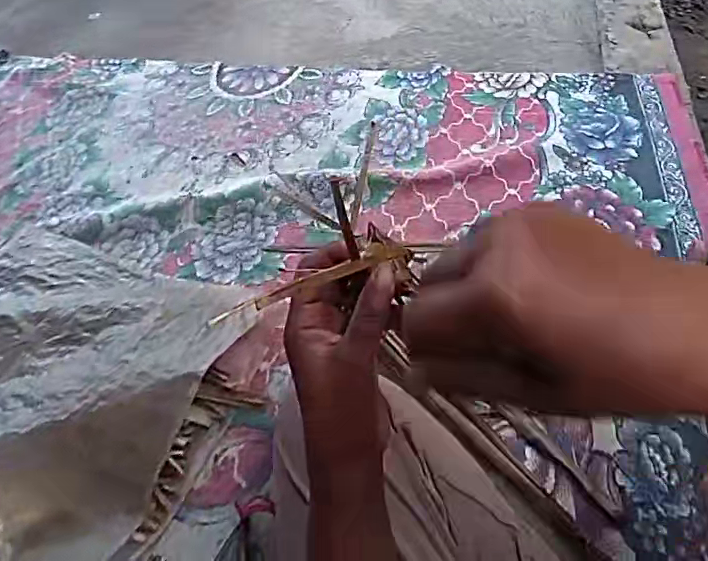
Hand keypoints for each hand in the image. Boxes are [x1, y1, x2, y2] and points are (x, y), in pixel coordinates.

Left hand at [283, 240, 398, 471]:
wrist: (350, 460)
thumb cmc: (341, 411)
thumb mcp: (355, 356)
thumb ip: (369, 311)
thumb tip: (384, 268)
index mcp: (303, 323)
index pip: (312, 273)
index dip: (335, 255)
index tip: (366, 247)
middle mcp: (318, 324)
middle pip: (335, 279)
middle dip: (361, 265)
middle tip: (393, 258)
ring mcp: (338, 335)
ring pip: (354, 295)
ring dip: (375, 283)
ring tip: (403, 274)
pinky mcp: (357, 346)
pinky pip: (367, 313)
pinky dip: (383, 302)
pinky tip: (404, 298)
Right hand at [401, 204, 707, 417]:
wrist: (689, 320)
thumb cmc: (618, 371)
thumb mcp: (538, 390)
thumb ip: (465, 377)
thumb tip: (416, 369)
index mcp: (495, 290)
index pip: (419, 316)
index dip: (423, 347)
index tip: (444, 366)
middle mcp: (496, 240)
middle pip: (432, 277)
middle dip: (443, 312)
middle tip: (484, 343)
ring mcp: (518, 215)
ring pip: (460, 253)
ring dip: (468, 284)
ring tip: (515, 314)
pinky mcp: (539, 206)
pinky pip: (493, 237)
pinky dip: (496, 262)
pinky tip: (538, 285)